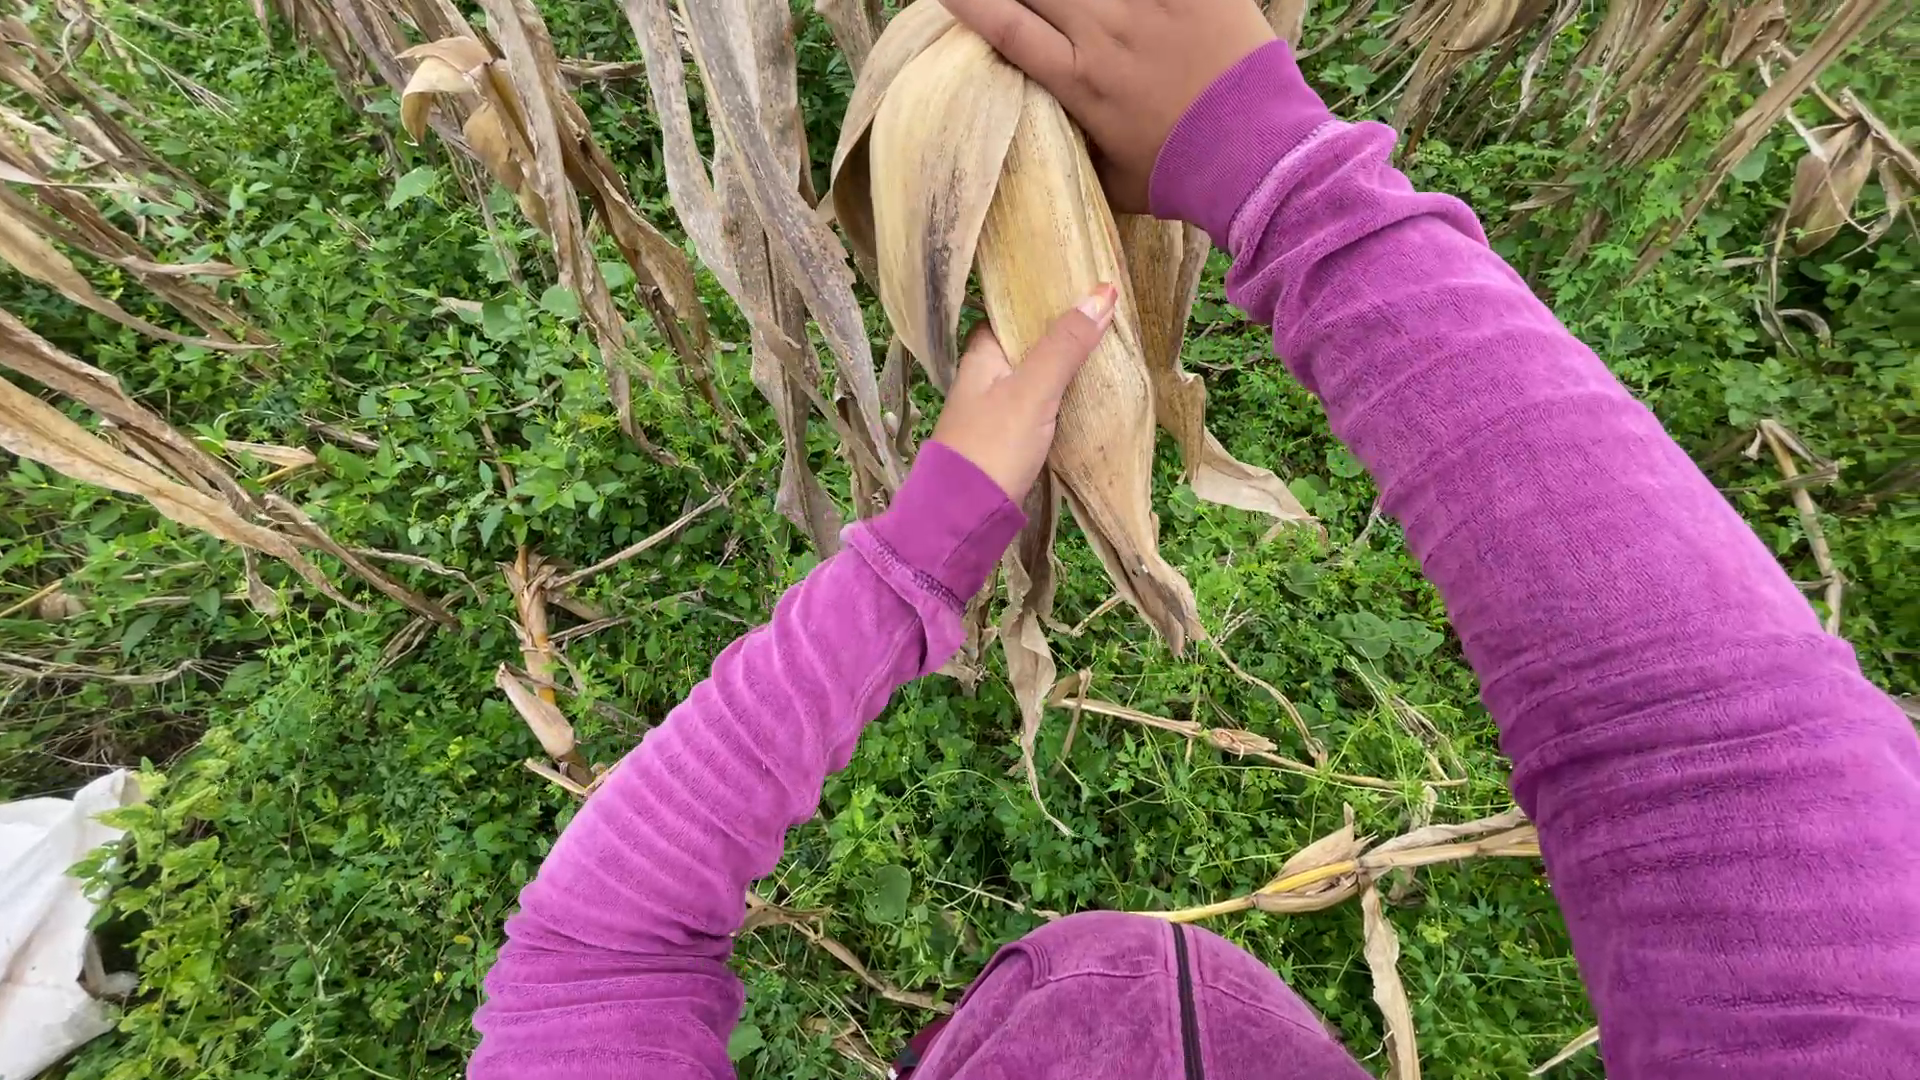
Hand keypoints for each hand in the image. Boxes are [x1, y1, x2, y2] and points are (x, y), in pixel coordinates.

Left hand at [931, 285, 1117, 500]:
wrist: (966, 517)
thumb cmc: (994, 445)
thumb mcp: (1032, 390)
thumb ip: (1064, 345)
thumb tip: (1102, 292)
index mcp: (981, 356)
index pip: (1011, 312)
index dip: (1043, 297)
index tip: (1084, 282)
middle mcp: (985, 378)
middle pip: (1028, 344)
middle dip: (1064, 331)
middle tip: (1110, 313)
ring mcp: (997, 411)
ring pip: (1038, 376)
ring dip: (1067, 365)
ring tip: (1112, 346)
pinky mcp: (1011, 440)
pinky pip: (1042, 406)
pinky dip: (1064, 396)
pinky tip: (1091, 392)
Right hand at [943, 0, 1274, 211]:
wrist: (1253, 157)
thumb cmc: (1177, 177)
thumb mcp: (1111, 179)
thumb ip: (1079, 147)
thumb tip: (1058, 138)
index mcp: (1078, 82)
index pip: (1008, 28)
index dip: (970, 2)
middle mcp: (1103, 33)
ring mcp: (1148, 2)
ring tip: (1064, 1)